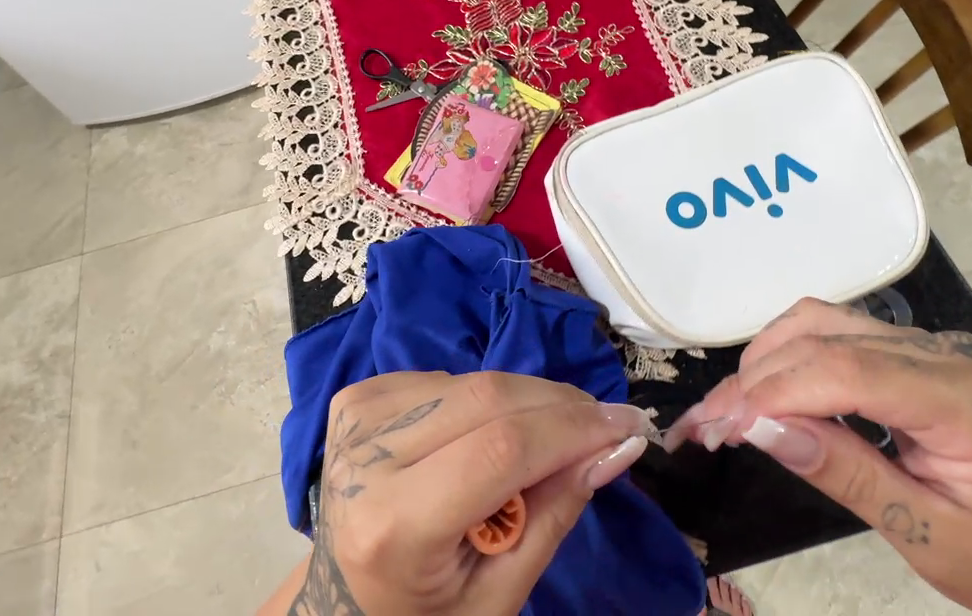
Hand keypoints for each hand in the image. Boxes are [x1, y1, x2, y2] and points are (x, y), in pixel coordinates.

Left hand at [290, 370, 654, 615]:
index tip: (629, 424)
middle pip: (486, 399)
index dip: (572, 429)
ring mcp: (355, 418)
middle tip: (607, 423)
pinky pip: (445, 379)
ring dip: (526, 400)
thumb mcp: (497, 595)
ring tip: (553, 437)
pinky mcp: (355, 396)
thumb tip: (615, 446)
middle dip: (559, 404)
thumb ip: (554, 513)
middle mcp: (366, 456)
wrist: (341, 599)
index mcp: (394, 523)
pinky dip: (484, 400)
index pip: (500, 448)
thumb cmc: (425, 614)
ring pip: (471, 380)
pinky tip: (489, 434)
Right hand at [665, 299, 971, 615]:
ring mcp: (928, 344)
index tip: (718, 424)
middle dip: (756, 380)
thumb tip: (758, 427)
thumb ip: (843, 472)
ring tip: (732, 410)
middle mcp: (945, 354)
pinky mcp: (911, 348)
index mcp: (966, 403)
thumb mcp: (926, 534)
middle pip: (826, 340)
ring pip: (820, 322)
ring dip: (766, 359)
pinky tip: (769, 390)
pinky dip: (788, 354)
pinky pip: (833, 330)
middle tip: (707, 425)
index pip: (849, 371)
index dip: (775, 391)